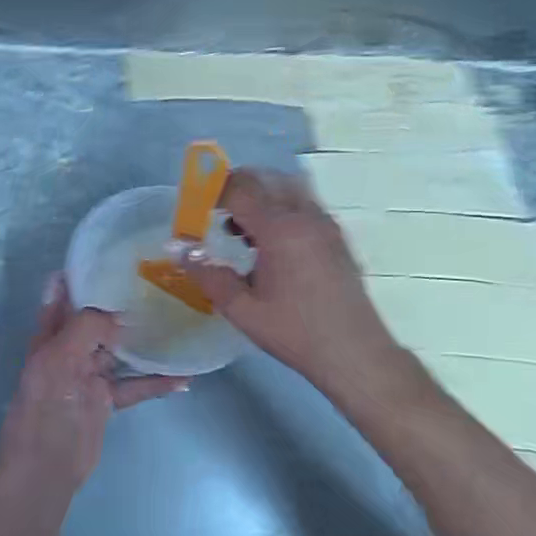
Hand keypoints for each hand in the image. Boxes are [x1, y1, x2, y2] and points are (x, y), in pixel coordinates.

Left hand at [0, 274, 187, 503]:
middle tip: (154, 288)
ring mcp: (88, 375)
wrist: (46, 466)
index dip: (78, 278)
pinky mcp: (104, 400)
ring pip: (118, 351)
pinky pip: (133, 385)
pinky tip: (183, 378)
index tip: (106, 260)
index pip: (62, 296)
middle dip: (118, 306)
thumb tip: (118, 314)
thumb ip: (85, 327)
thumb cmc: (45, 405)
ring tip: (173, 325)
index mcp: (49, 334)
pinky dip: (155, 382)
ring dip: (141, 343)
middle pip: (95, 321)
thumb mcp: (60, 357)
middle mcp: (68, 349)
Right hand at [182, 168, 407, 397]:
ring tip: (245, 229)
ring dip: (261, 195)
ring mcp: (325, 224)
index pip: (239, 189)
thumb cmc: (295, 333)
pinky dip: (282, 207)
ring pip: (287, 186)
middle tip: (219, 214)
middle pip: (264, 178)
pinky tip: (273, 244)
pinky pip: (304, 203)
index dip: (214, 193)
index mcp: (279, 230)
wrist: (358, 357)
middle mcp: (304, 217)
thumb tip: (177, 248)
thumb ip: (206, 274)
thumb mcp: (241, 309)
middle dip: (236, 188)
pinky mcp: (337, 237)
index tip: (199, 210)